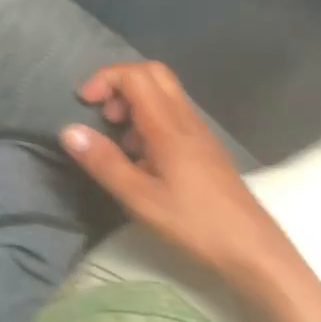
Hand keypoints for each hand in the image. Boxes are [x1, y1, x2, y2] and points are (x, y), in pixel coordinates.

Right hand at [61, 61, 286, 279]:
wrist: (251, 248)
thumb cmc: (194, 222)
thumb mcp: (139, 198)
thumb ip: (104, 162)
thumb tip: (69, 130)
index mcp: (168, 125)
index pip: (135, 74)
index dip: (105, 78)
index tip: (85, 102)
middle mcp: (185, 118)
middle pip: (152, 73)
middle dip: (120, 83)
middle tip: (103, 114)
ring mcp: (198, 131)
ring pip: (163, 93)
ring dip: (134, 103)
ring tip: (119, 141)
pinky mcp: (204, 146)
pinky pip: (172, 114)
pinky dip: (148, 120)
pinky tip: (142, 158)